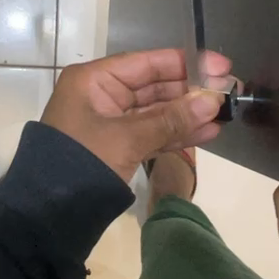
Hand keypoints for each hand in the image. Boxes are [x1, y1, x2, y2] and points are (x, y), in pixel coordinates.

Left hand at [41, 49, 232, 181]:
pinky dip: (177, 134)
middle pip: (154, 86)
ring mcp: (111, 123)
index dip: (186, 63)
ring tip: (224, 114)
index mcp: (94, 80)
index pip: (147, 63)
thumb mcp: (128, 138)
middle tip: (229, 91)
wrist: (49, 215)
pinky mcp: (118, 147)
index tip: (221, 66)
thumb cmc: (82, 163)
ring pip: (157, 112)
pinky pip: (152, 133)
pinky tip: (207, 133)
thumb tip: (213, 102)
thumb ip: (172, 120)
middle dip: (192, 90)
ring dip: (189, 114)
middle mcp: (102, 95)